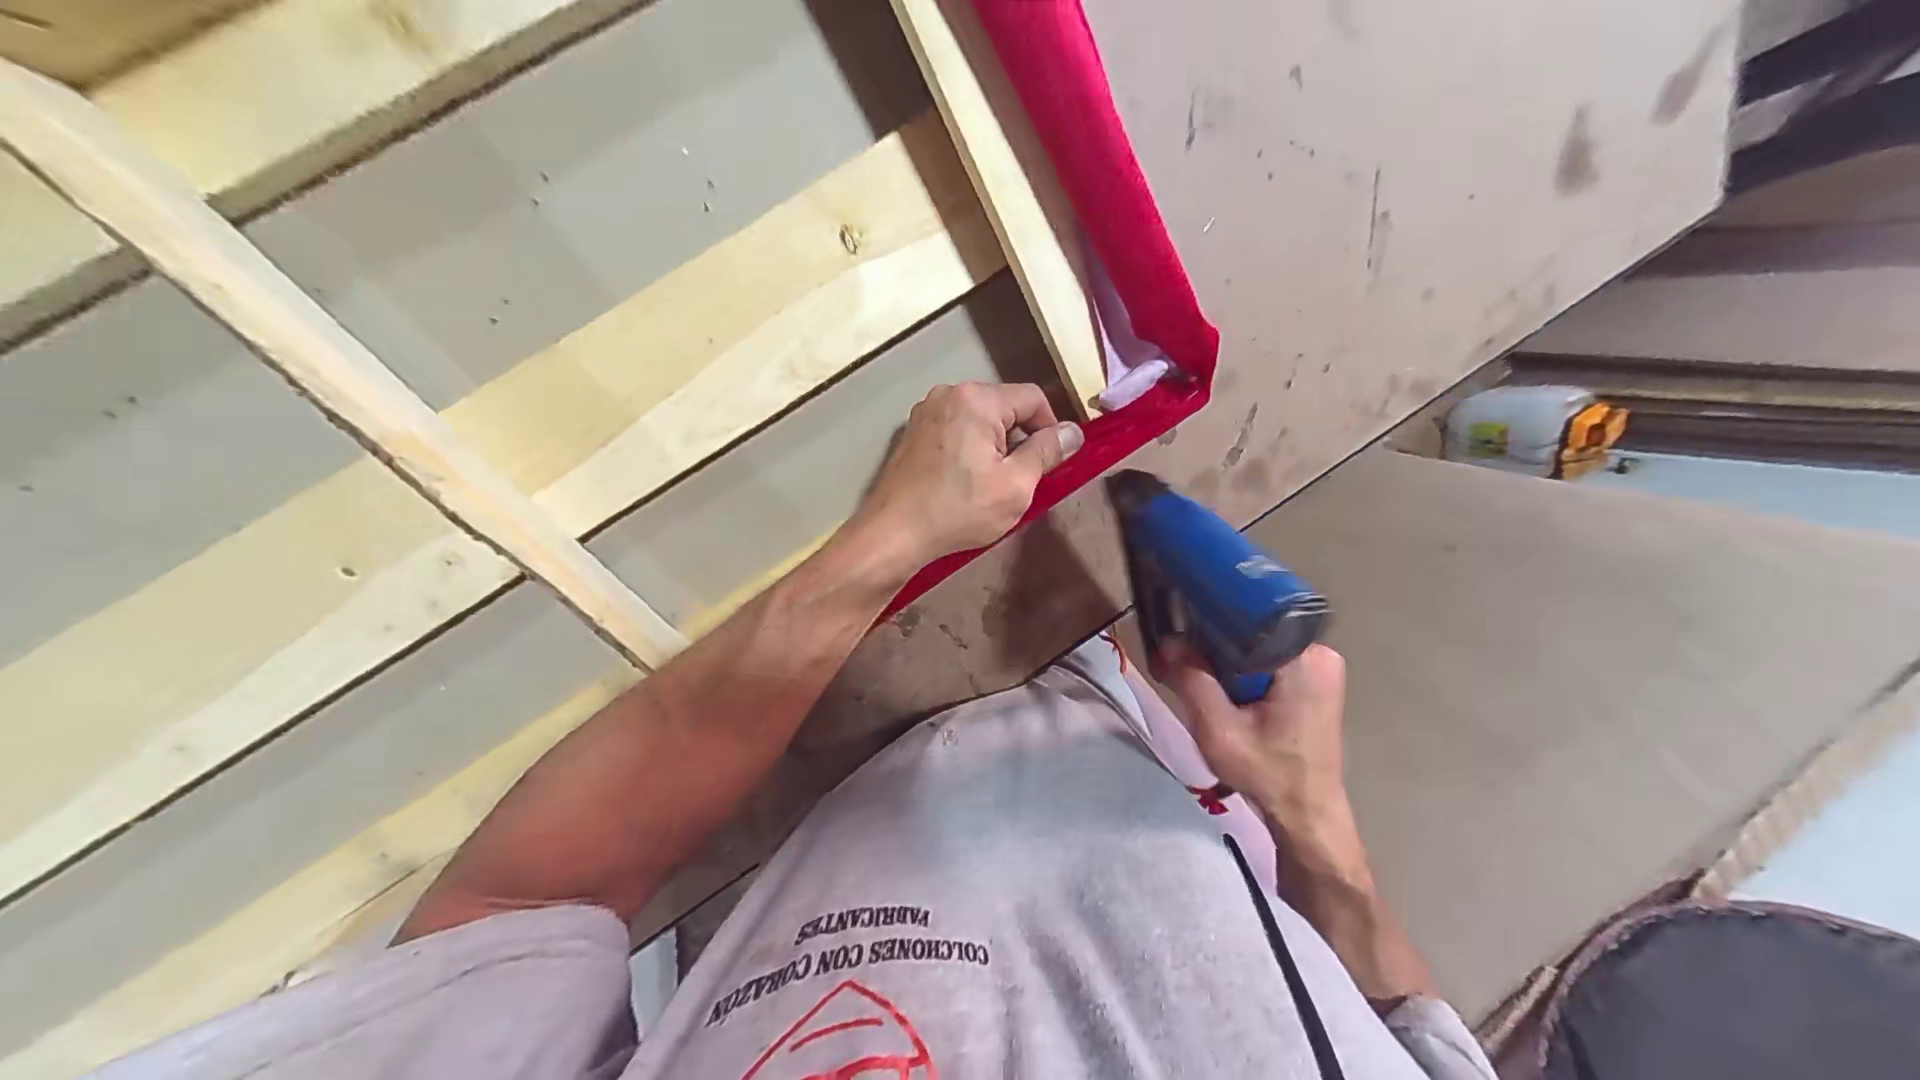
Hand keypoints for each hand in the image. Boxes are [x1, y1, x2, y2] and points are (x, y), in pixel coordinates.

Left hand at [848, 382, 1082, 572]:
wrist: (893, 533)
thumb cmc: (959, 510)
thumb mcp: (1016, 486)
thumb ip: (1047, 452)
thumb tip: (1073, 432)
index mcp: (976, 399)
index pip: (1033, 398)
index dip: (1051, 428)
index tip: (1051, 463)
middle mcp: (948, 394)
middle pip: (1004, 406)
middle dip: (1020, 438)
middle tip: (1023, 479)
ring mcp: (925, 412)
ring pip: (980, 420)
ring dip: (995, 446)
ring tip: (993, 485)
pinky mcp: (912, 432)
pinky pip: (956, 430)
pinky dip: (970, 450)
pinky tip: (966, 482)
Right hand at [1157, 640, 1442, 1008]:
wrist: (1306, 815)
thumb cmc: (1268, 773)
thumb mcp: (1218, 730)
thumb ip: (1191, 680)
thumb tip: (1166, 642)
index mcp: (1304, 658)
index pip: (1249, 613)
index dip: (1209, 612)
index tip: (1178, 615)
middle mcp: (1319, 653)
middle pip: (1252, 626)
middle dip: (1213, 637)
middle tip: (1180, 649)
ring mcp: (1319, 666)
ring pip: (1257, 641)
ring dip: (1225, 653)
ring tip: (1194, 664)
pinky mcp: (1312, 680)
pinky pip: (1266, 656)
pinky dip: (1240, 665)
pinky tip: (1218, 680)